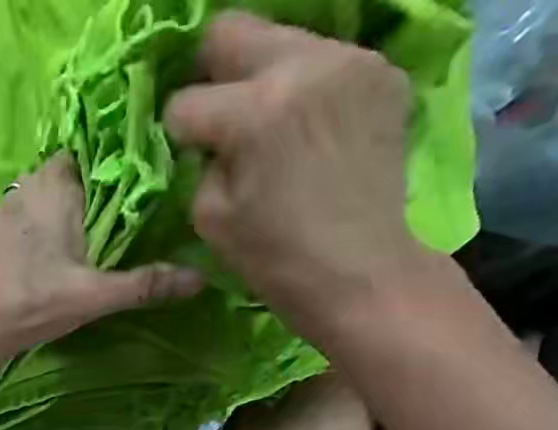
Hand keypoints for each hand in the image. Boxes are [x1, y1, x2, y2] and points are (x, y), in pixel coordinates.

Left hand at [0, 153, 201, 380]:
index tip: (126, 185)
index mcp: (55, 188)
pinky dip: (22, 236)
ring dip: (48, 217)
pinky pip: (8, 225)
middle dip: (80, 195)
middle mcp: (22, 189)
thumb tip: (200, 279)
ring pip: (31, 202)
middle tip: (103, 224)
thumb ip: (143, 284)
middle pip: (60, 179)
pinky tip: (30, 262)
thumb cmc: (30, 303)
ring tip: (69, 244)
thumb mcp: (92, 296)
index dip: (106, 165)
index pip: (86, 154)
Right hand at [163, 13, 433, 317]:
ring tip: (267, 122)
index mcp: (253, 110)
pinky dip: (305, 86)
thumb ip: (200, 161)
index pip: (185, 100)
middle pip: (230, 32)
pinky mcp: (381, 73)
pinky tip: (307, 127)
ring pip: (281, 40)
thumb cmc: (272, 255)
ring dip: (261, 76)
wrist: (357, 268)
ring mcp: (350, 62)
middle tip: (216, 113)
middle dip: (211, 72)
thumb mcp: (208, 214)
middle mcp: (304, 65)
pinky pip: (324, 60)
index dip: (177, 132)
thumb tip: (207, 138)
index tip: (185, 155)